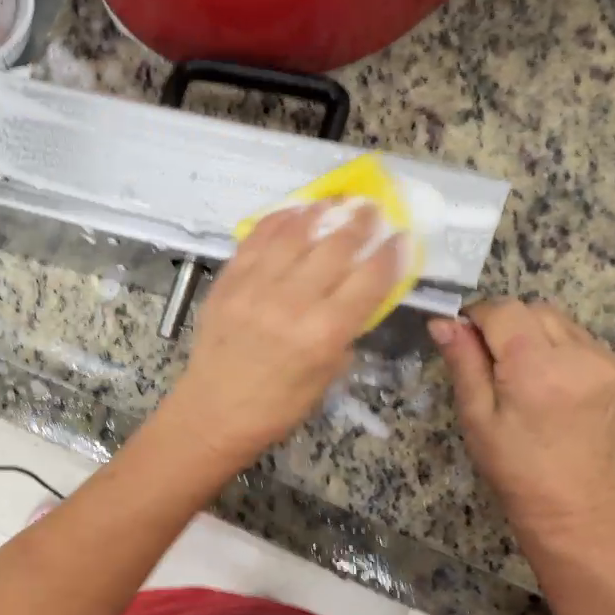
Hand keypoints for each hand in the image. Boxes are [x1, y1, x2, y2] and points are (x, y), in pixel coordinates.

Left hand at [162, 201, 407, 470]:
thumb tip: (359, 295)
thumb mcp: (326, 376)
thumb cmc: (275, 407)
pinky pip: (255, 240)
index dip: (391, 253)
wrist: (213, 414)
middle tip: (372, 209)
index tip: (401, 237)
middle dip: (360, 223)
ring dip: (320, 212)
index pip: (370, 279)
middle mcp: (290, 304)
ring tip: (336, 200)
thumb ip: (345, 332)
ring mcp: (254, 290)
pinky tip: (294, 211)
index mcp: (323, 333)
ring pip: (294, 234)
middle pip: (336, 247)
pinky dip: (277, 221)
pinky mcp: (226, 284)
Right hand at [430, 300, 614, 547]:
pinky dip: (561, 352)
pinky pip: (584, 342)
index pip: (505, 310)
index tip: (464, 338)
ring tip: (525, 377)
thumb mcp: (475, 414)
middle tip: (492, 364)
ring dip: (536, 337)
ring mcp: (610, 362)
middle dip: (507, 326)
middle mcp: (580, 356)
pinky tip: (553, 385)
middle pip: (535, 310)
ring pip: (561, 323)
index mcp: (536, 368)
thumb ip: (463, 362)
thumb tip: (442, 321)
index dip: (478, 317)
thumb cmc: (510, 463)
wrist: (570, 500)